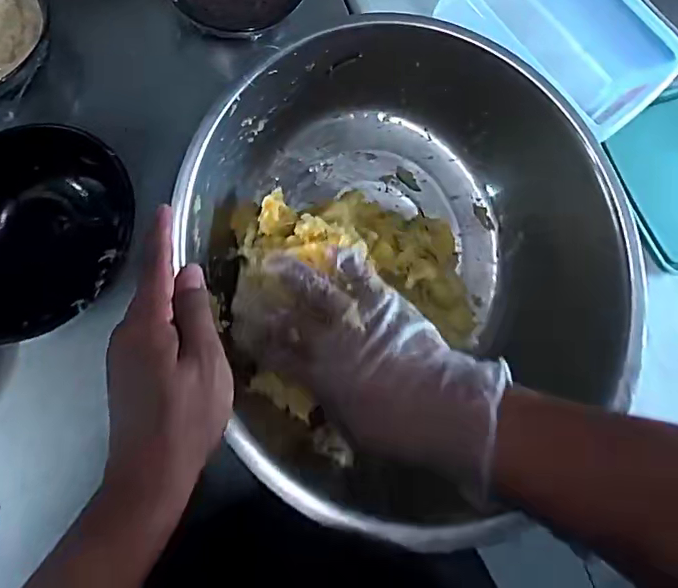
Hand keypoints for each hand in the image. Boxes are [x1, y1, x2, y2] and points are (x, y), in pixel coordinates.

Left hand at [102, 205, 232, 510]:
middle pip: (152, 290)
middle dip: (174, 277)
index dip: (161, 236)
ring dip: (173, 306)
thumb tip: (189, 274)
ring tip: (204, 318)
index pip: (155, 268)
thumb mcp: (206, 363)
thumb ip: (197, 313)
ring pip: (151, 313)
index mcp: (147, 324)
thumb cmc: (185, 420)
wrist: (146, 481)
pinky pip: (147, 332)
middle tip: (205, 276)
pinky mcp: (123, 371)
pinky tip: (187, 344)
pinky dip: (167, 324)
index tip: (164, 208)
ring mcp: (120, 354)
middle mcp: (126, 332)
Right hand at [231, 247, 508, 495]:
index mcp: (317, 375)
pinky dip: (347, 262)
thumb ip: (328, 400)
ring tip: (279, 256)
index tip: (243, 328)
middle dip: (269, 299)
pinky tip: (335, 250)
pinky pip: (360, 276)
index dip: (257, 340)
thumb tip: (318, 389)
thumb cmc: (393, 427)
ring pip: (318, 288)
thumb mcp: (348, 424)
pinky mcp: (382, 300)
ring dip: (297, 271)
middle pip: (291, 316)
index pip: (277, 355)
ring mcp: (354, 315)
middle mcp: (328, 341)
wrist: (434, 401)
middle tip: (252, 282)